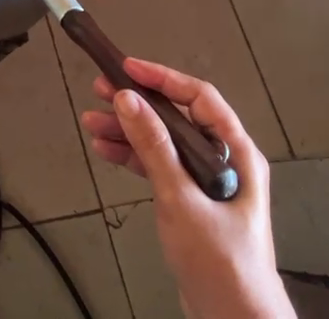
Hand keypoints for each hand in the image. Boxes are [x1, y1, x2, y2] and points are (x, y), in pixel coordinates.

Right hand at [80, 59, 292, 318]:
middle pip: (177, 117)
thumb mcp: (181, 199)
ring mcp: (206, 180)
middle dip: (137, 103)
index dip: (163, 78)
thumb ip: (154, 148)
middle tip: (99, 89)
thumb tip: (127, 98)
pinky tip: (106, 150)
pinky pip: (159, 165)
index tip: (127, 68)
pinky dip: (133, 156)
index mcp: (236, 153)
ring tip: (92, 122)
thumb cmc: (219, 260)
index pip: (200, 98)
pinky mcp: (191, 200)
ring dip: (128, 130)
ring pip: (163, 140)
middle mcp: (223, 160)